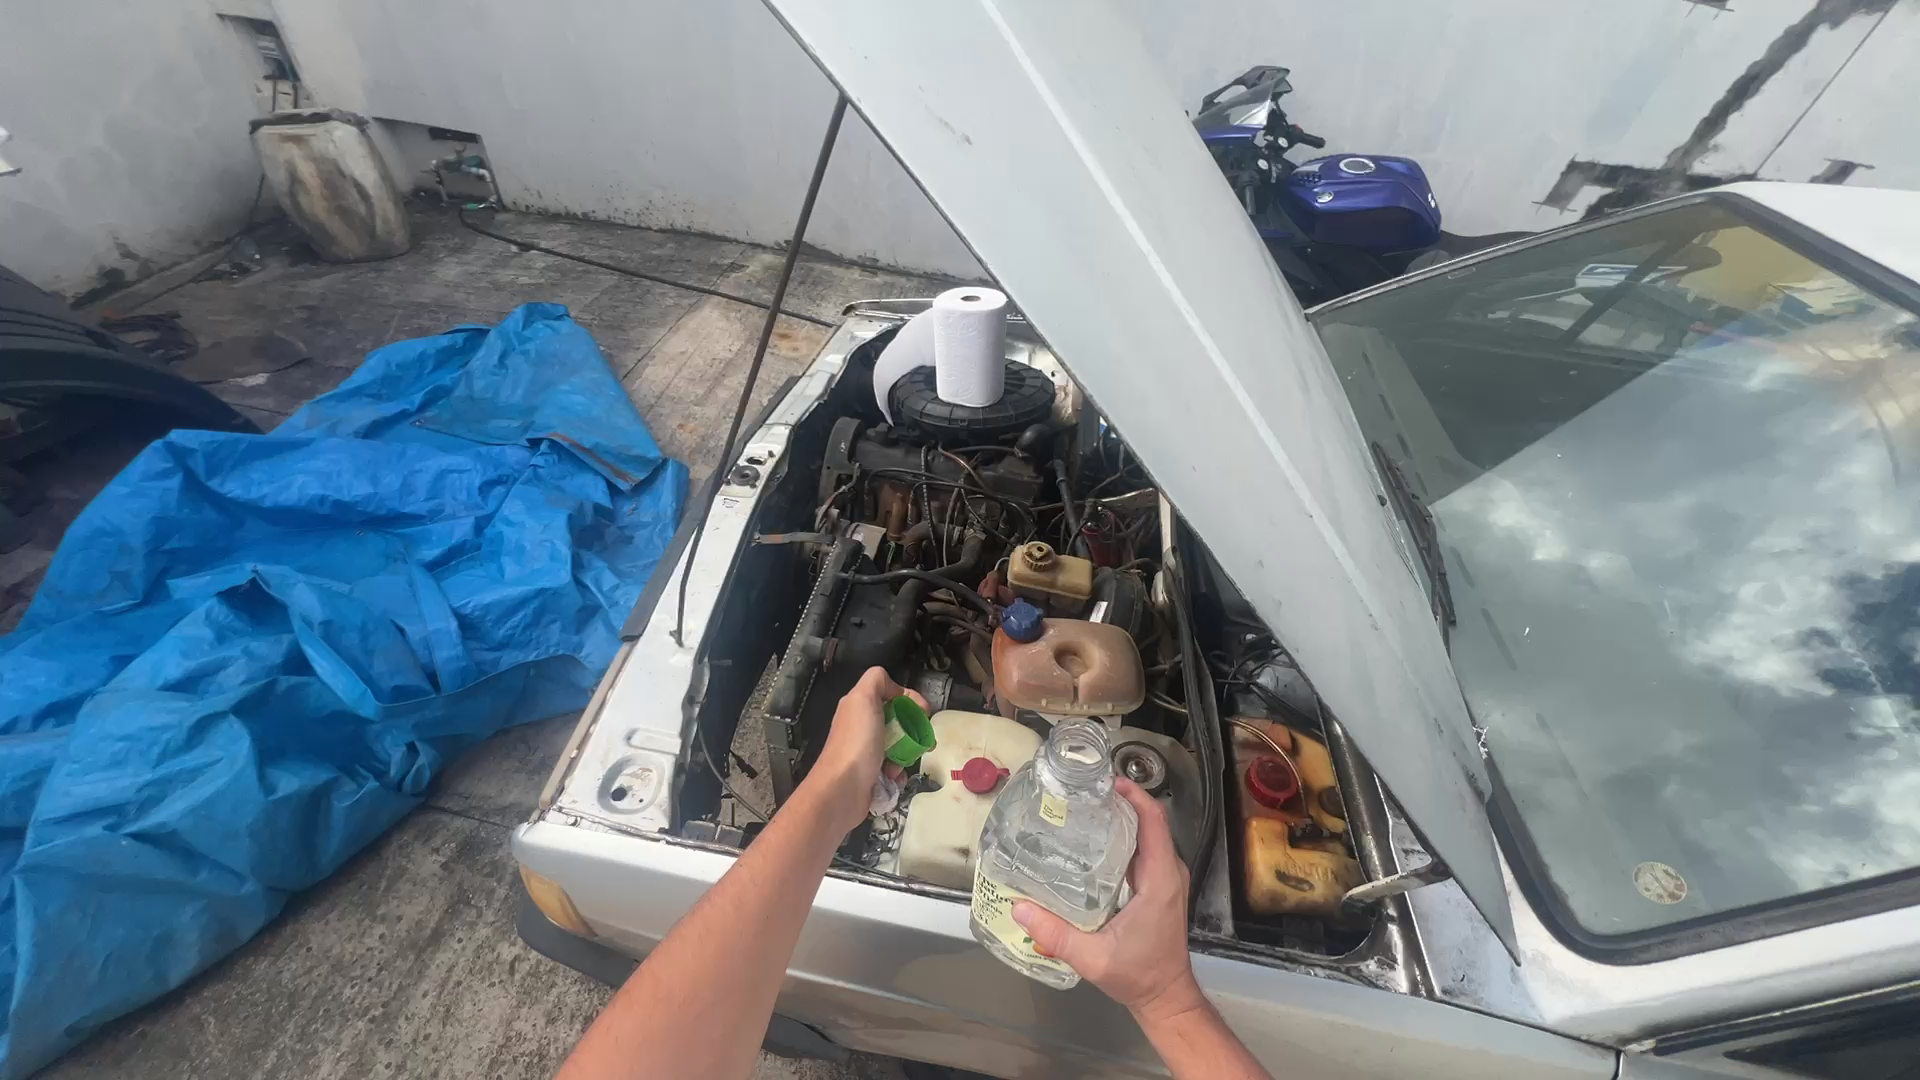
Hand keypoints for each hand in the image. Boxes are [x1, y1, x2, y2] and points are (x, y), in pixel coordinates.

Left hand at [799, 667, 923, 834]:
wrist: (841, 790)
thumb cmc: (856, 743)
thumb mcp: (864, 698)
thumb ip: (877, 680)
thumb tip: (894, 687)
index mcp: (858, 706)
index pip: (890, 694)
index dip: (909, 699)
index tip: (924, 711)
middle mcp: (860, 727)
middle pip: (897, 721)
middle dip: (913, 730)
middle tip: (925, 740)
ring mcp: (865, 752)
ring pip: (898, 746)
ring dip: (906, 754)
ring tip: (902, 763)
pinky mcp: (870, 775)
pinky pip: (894, 769)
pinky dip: (898, 774)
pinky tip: (894, 778)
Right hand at [1012, 778, 1204, 1023]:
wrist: (1166, 999)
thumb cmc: (1138, 976)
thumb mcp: (1094, 958)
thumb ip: (1056, 934)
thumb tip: (1019, 907)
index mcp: (1160, 878)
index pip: (1154, 820)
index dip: (1134, 795)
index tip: (1106, 781)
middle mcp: (1169, 871)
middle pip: (1150, 820)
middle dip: (1121, 800)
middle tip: (1085, 792)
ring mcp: (1167, 878)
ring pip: (1148, 832)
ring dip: (1122, 816)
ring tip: (1086, 808)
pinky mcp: (1160, 886)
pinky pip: (1145, 848)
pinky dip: (1125, 835)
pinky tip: (1096, 839)